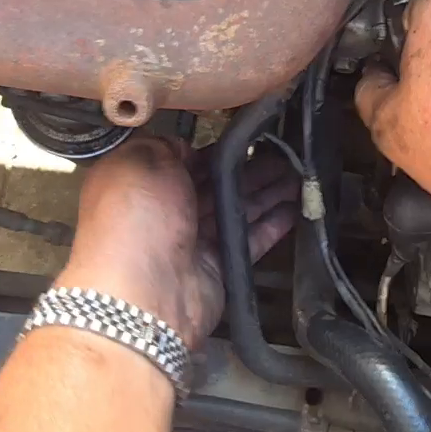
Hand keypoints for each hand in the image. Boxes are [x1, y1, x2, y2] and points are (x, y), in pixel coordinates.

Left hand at [57, 135, 297, 347]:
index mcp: (140, 184)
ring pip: (238, 209)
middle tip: (283, 157)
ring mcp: (192, 241)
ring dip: (269, 193)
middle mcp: (164, 212)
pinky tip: (293, 210)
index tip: (245, 139)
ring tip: (297, 178)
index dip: (216, 149)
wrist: (144, 292)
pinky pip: (250, 241)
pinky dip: (272, 225)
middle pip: (217, 185)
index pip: (184, 159)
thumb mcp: (140, 161)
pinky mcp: (217, 266)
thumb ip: (164, 145)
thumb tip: (183, 146)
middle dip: (251, 169)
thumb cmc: (133, 223)